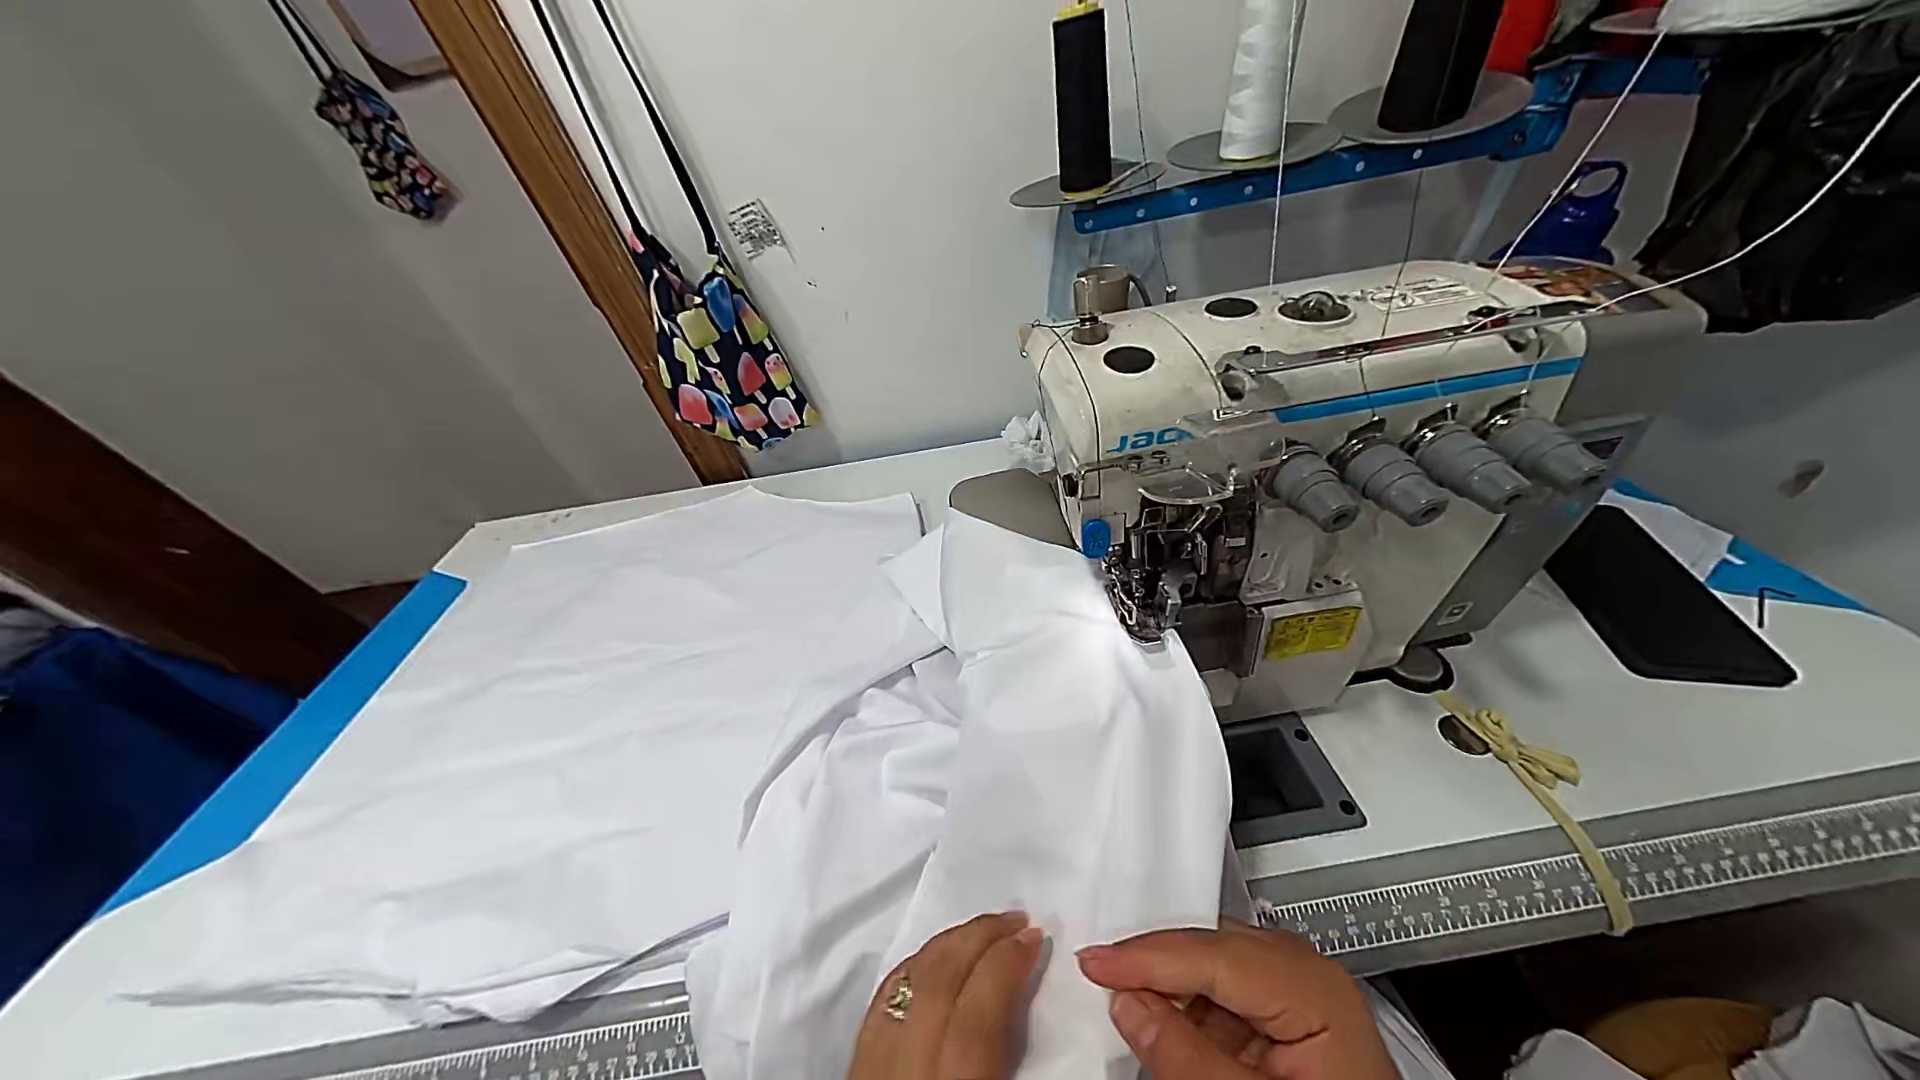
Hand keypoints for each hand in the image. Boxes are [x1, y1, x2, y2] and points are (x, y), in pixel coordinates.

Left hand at [846, 912, 1045, 1079]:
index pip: (975, 1013)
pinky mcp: (853, 1061)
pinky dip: (914, 966)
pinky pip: (882, 997)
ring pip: (905, 979)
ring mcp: (867, 1063)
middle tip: (1015, 918)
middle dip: (979, 938)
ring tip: (983, 929)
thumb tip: (1021, 987)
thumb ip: (1007, 1050)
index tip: (1034, 937)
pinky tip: (937, 957)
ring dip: (948, 944)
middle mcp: (899, 1068)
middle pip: (936, 980)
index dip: (1006, 966)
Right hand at [1077, 919, 1398, 1079]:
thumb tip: (1128, 1002)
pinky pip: (1220, 987)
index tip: (1094, 963)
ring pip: (1208, 962)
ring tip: (1123, 995)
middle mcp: (1304, 970)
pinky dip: (1186, 1002)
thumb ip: (1188, 1059)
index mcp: (1312, 988)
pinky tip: (1163, 1015)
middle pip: (1209, 947)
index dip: (1146, 958)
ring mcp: (1294, 985)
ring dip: (1165, 981)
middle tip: (1100, 974)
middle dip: (1153, 962)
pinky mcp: (1280, 1006)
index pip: (1212, 955)